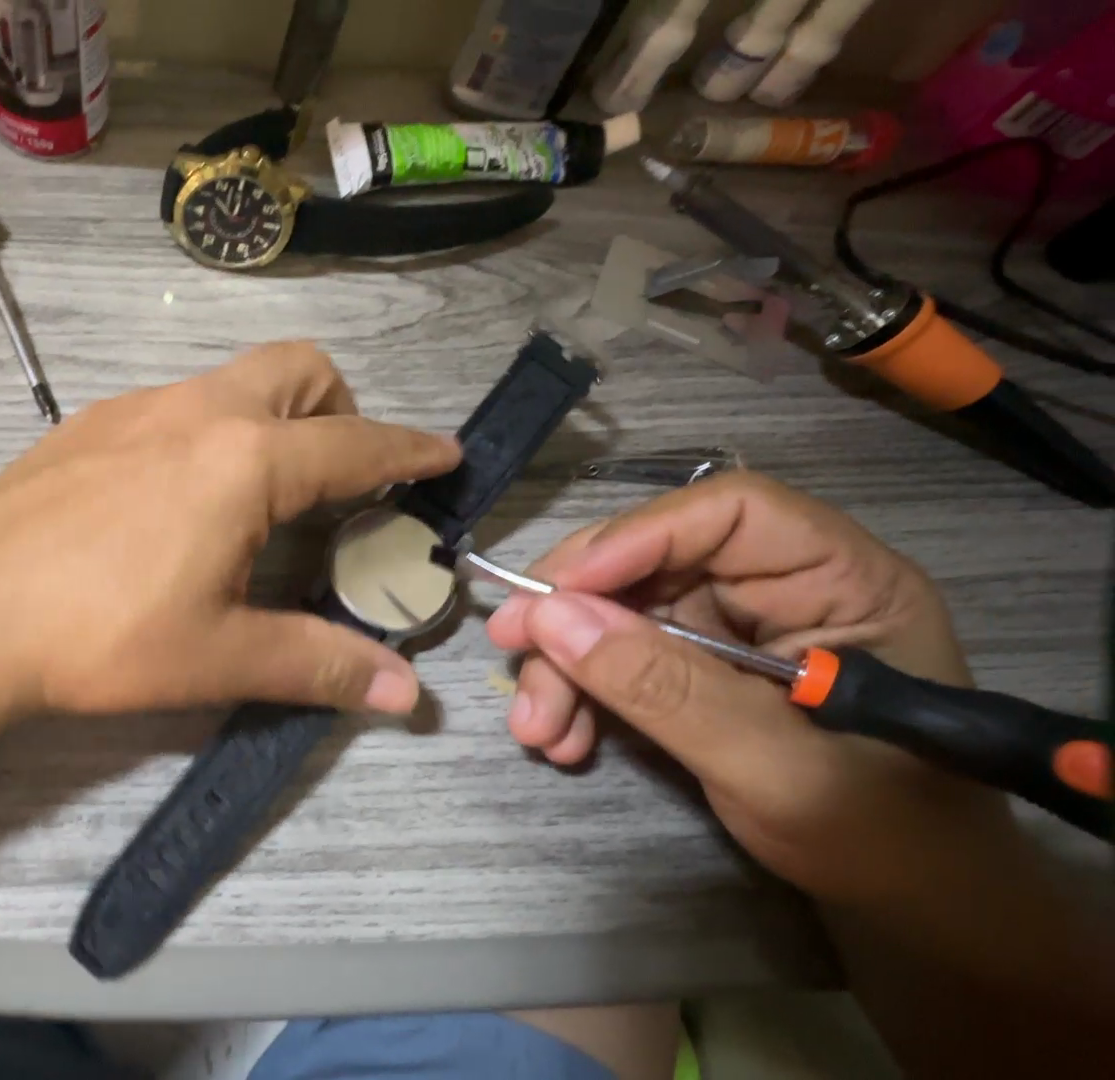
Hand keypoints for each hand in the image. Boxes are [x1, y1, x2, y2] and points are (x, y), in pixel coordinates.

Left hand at [0, 342, 461, 721]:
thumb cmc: (100, 636)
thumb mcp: (219, 657)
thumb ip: (320, 665)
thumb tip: (406, 694)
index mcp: (243, 460)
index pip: (354, 445)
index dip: (409, 452)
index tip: (444, 455)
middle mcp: (194, 411)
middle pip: (297, 370)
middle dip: (336, 411)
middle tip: (333, 482)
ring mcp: (131, 408)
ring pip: (228, 383)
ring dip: (266, 421)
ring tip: (252, 498)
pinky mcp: (84, 425)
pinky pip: (170, 407)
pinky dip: (202, 435)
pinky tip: (169, 504)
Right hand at [484, 472, 1014, 902]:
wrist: (907, 897)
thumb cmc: (880, 834)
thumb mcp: (773, 767)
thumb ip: (664, 689)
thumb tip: (549, 619)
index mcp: (840, 580)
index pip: (729, 514)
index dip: (636, 538)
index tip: (557, 594)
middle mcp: (777, 585)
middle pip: (650, 559)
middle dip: (574, 610)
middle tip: (512, 648)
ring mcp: (730, 623)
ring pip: (616, 608)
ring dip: (564, 663)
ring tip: (537, 727)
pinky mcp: (694, 660)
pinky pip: (614, 653)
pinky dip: (576, 690)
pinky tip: (561, 735)